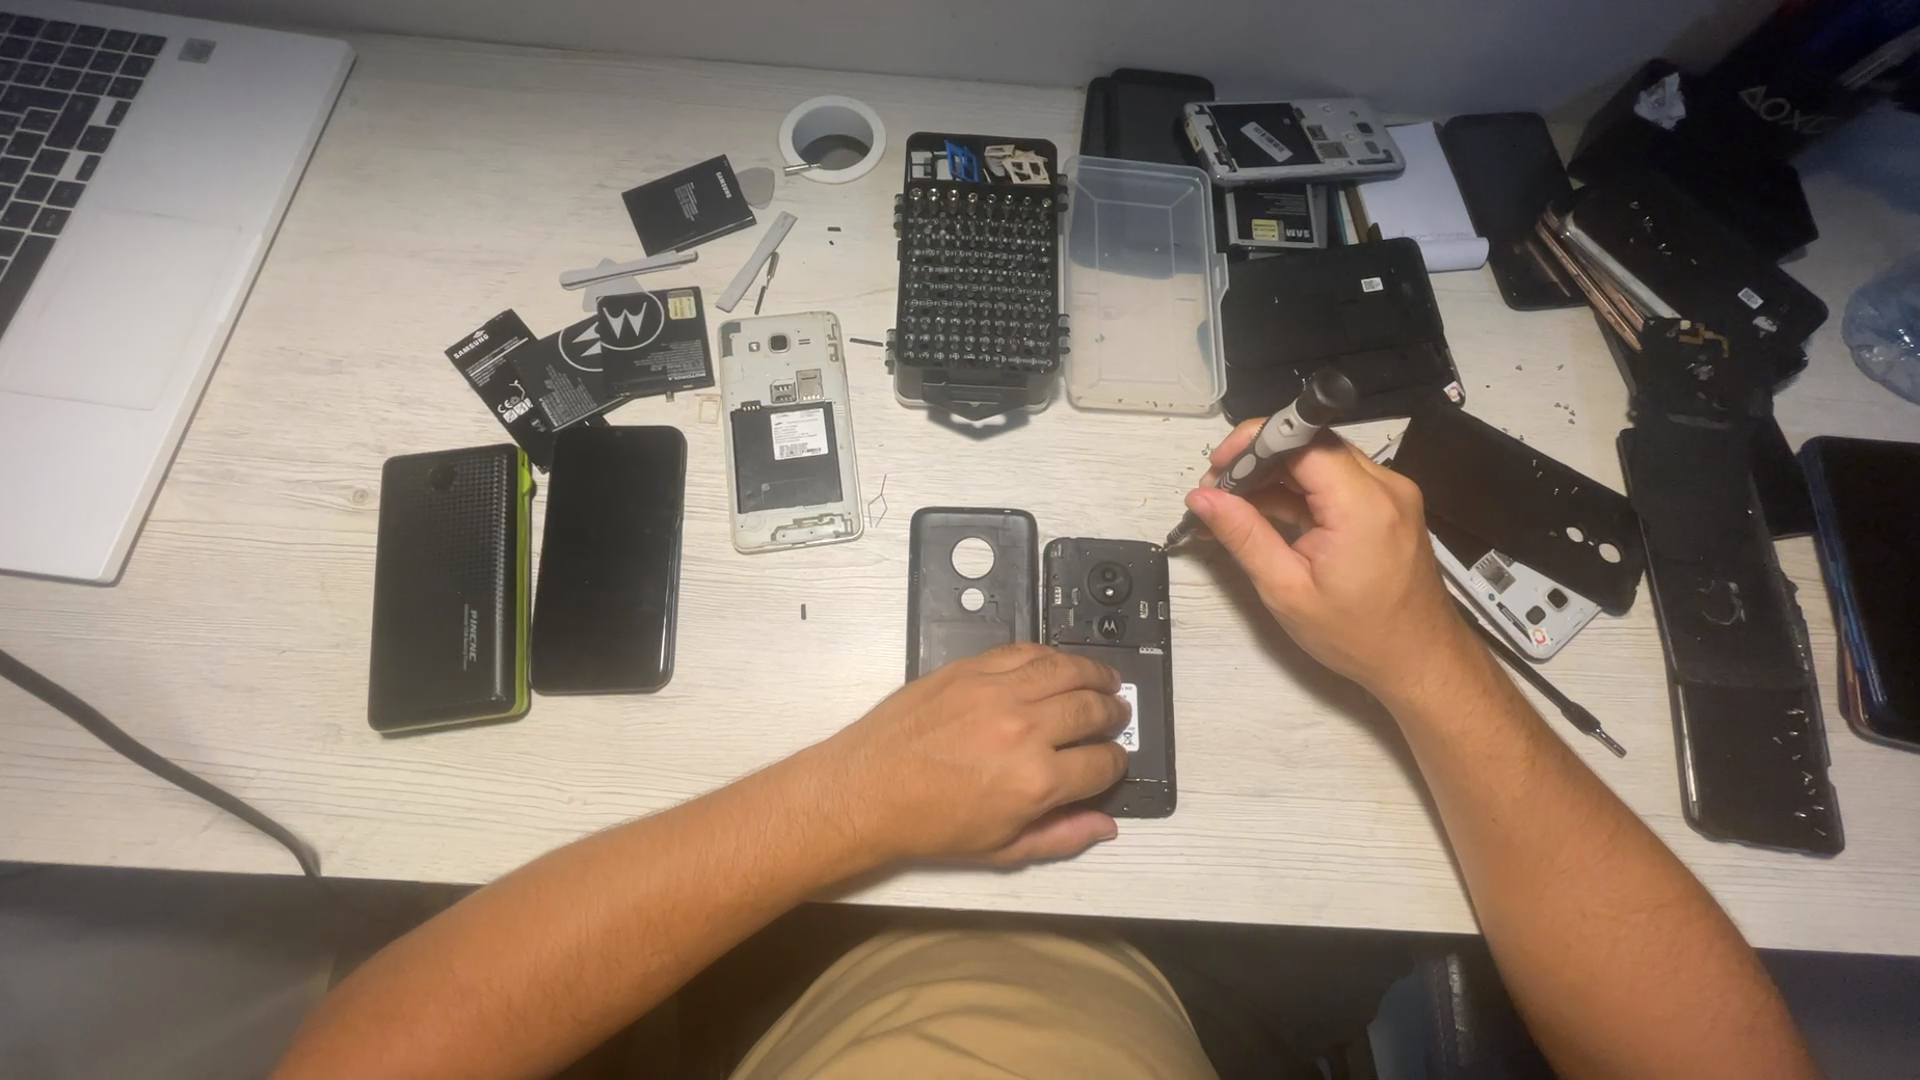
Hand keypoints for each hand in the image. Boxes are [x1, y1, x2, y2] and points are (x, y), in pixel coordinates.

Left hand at [812, 644, 1130, 865]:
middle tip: (1118, 715)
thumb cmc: (931, 825)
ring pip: (1066, 670)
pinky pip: (1025, 651)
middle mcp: (1024, 729)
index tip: (1113, 760)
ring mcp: (996, 692)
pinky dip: (1050, 656)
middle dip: (1114, 714)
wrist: (867, 789)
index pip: (1102, 763)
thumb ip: (1061, 836)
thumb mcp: (1001, 849)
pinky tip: (1060, 664)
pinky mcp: (971, 669)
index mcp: (1035, 781)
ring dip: (1095, 674)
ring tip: (1106, 680)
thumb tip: (1107, 824)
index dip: (1116, 762)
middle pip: (1091, 709)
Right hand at [1185, 425, 1472, 697]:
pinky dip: (1295, 491)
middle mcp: (1384, 487)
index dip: (1252, 443)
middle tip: (1216, 491)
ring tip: (1232, 506)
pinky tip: (1263, 514)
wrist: (1420, 661)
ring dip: (1272, 475)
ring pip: (1318, 460)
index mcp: (1362, 505)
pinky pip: (1333, 481)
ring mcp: (1388, 495)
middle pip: (1309, 444)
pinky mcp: (1384, 506)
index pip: (1302, 441)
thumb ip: (1243, 536)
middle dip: (1255, 458)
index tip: (1217, 468)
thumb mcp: (1286, 590)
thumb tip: (1201, 499)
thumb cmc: (1357, 636)